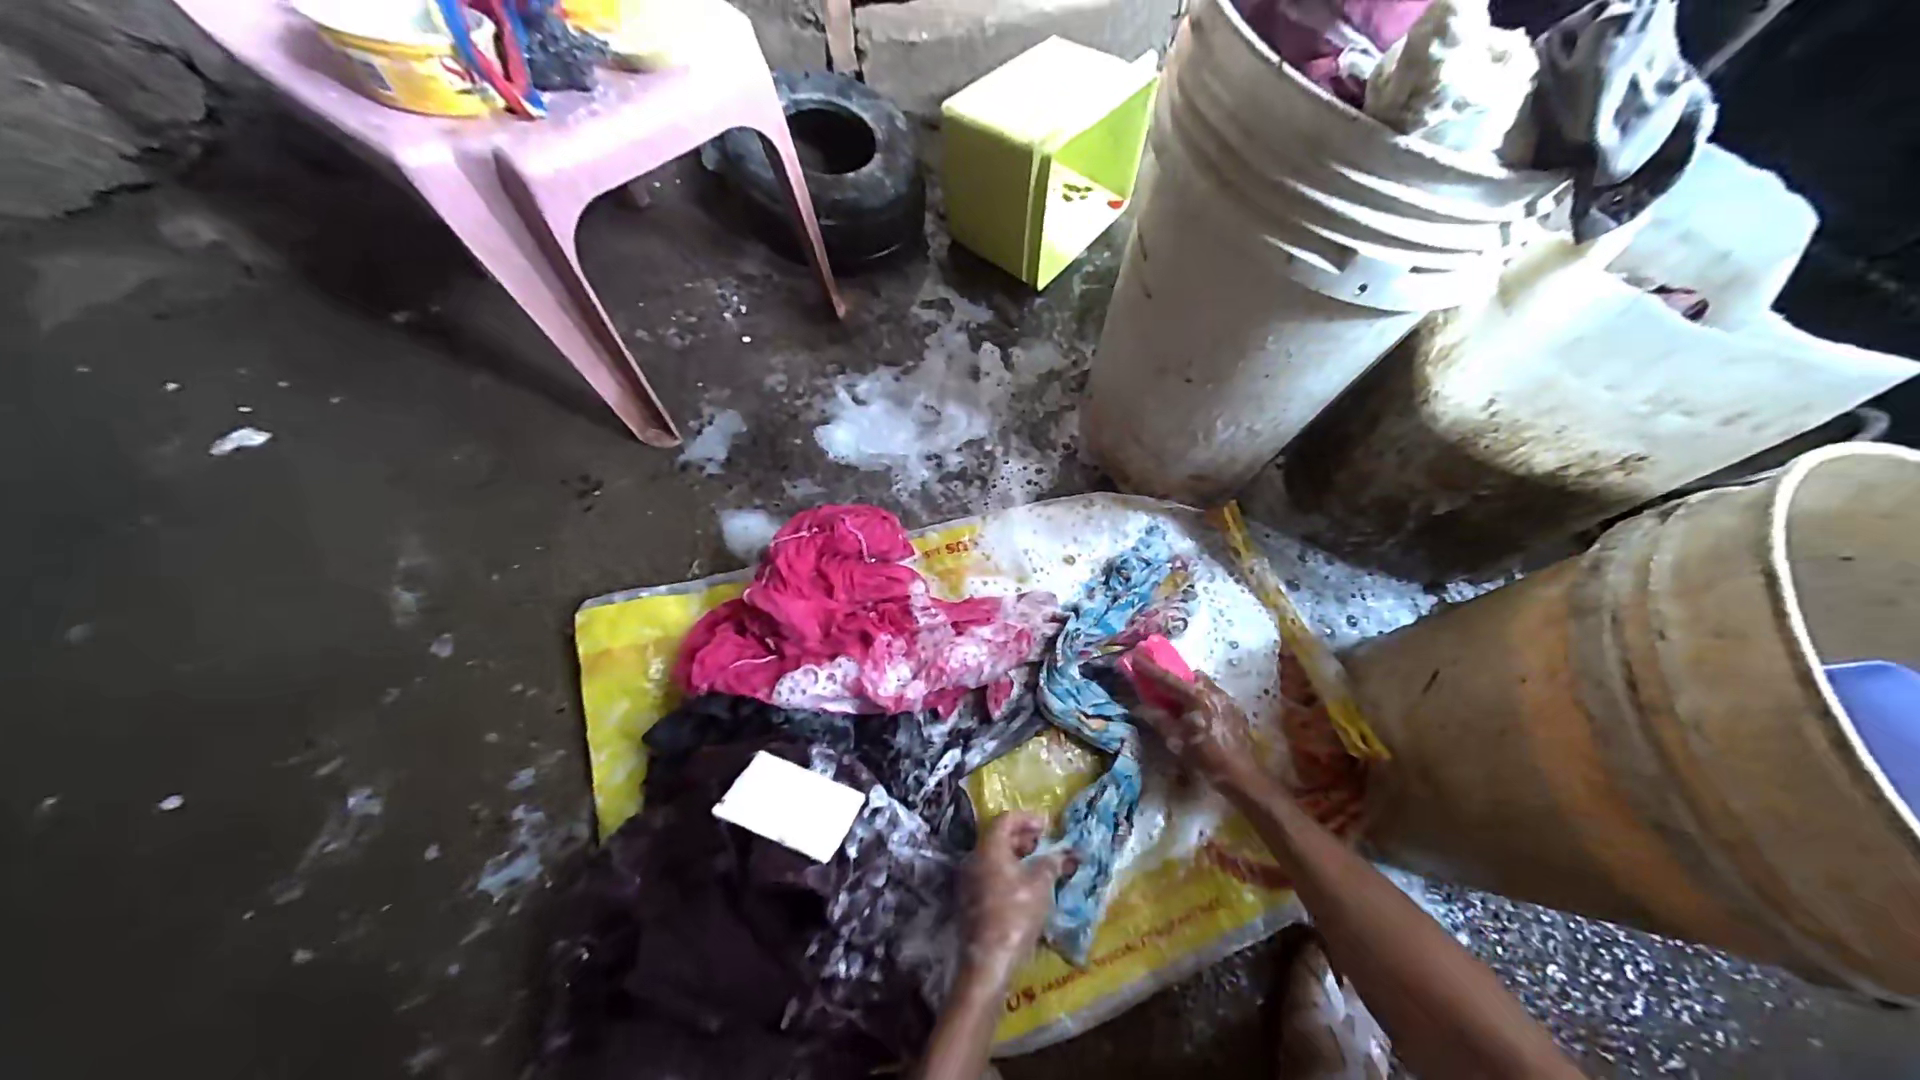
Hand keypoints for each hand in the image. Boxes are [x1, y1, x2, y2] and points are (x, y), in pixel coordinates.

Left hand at [961, 812, 1070, 981]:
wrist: (989, 959)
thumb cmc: (1015, 913)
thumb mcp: (1041, 884)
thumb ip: (1052, 863)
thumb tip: (1065, 854)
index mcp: (988, 848)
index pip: (1005, 819)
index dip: (1027, 818)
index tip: (1047, 825)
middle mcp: (973, 859)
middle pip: (998, 837)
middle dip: (1023, 837)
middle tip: (1044, 844)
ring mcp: (968, 881)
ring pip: (994, 858)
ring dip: (1017, 856)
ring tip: (1039, 865)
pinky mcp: (970, 901)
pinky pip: (990, 875)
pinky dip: (1008, 872)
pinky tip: (1026, 886)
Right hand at [1133, 659, 1262, 794]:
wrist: (1242, 775)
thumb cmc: (1206, 758)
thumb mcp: (1176, 741)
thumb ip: (1158, 719)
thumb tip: (1140, 707)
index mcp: (1196, 697)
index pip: (1167, 678)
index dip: (1149, 667)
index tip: (1136, 655)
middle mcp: (1213, 692)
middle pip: (1189, 676)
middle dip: (1173, 678)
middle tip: (1161, 686)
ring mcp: (1227, 699)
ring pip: (1203, 685)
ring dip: (1189, 688)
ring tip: (1180, 703)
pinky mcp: (1235, 708)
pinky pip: (1214, 695)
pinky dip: (1201, 698)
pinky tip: (1198, 715)